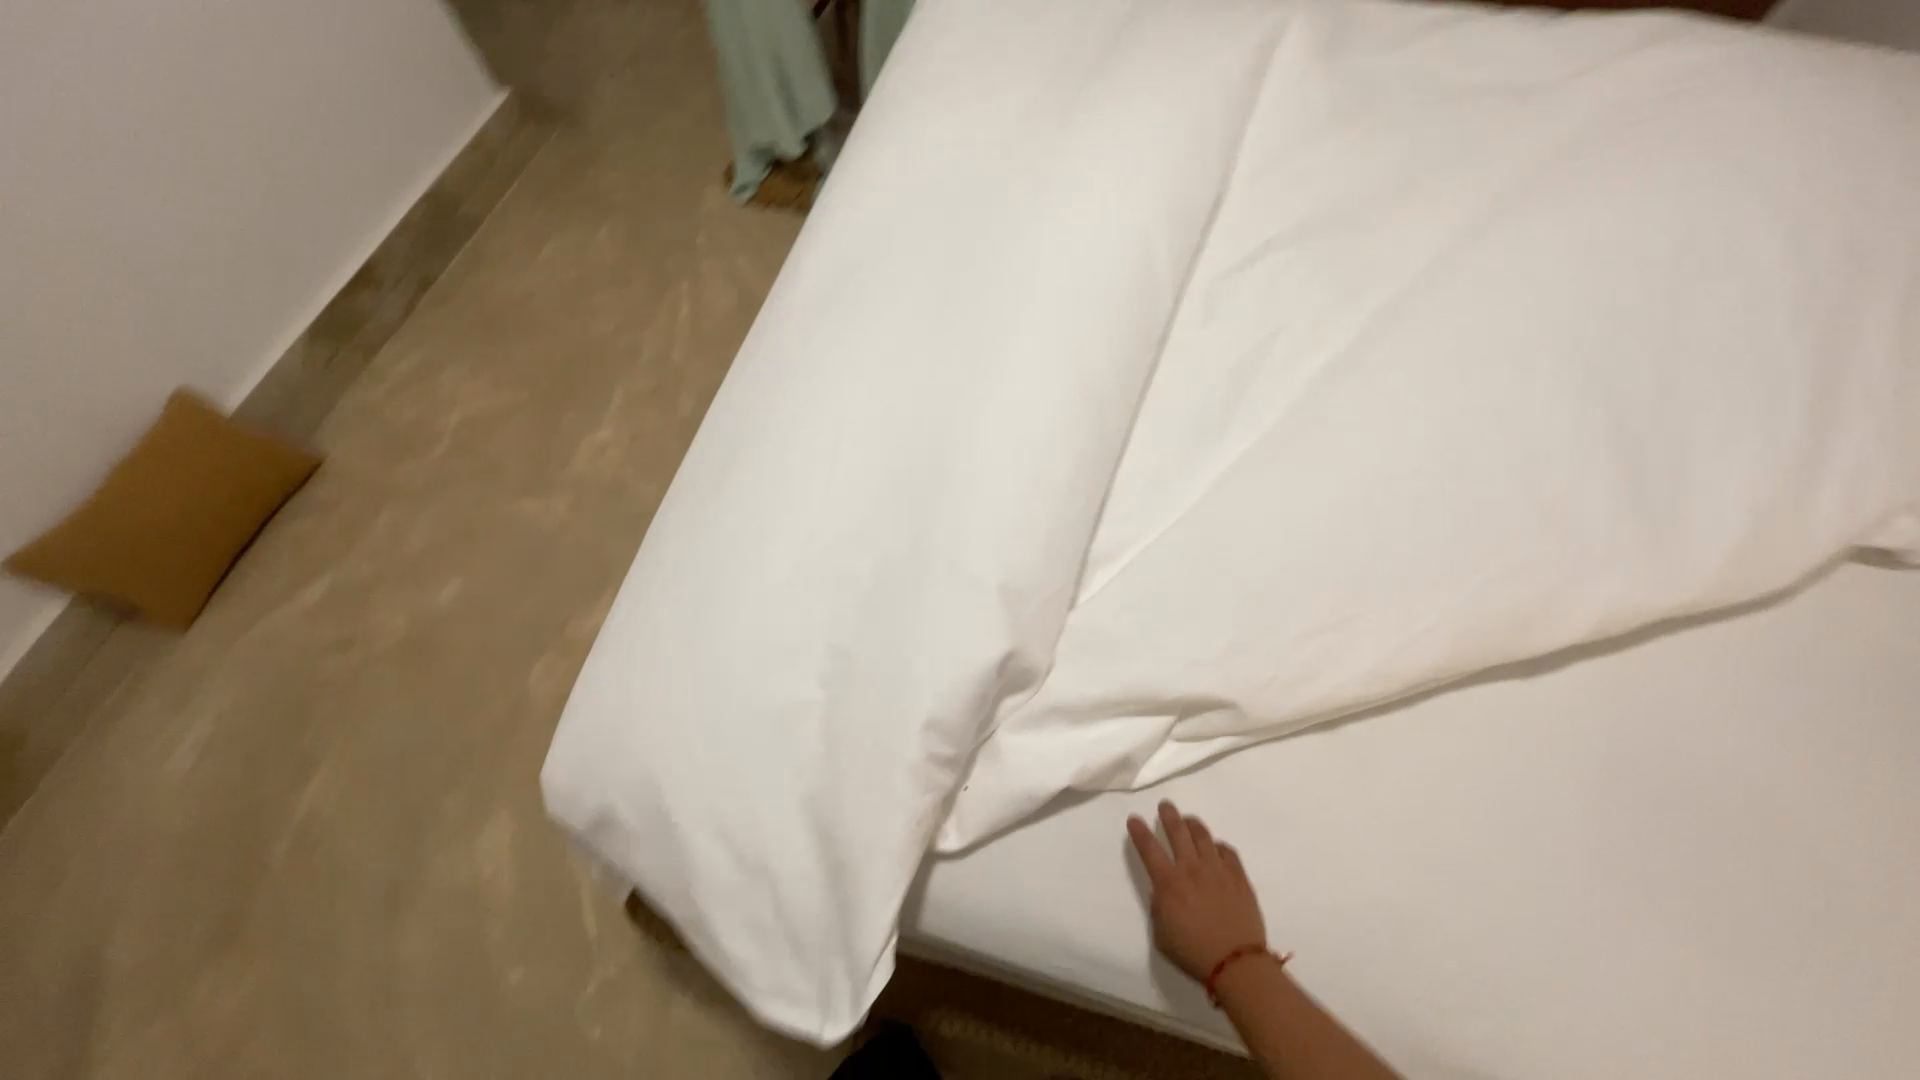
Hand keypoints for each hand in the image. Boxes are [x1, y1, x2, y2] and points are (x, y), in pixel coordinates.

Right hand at [1127, 800, 1267, 983]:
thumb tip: (1164, 891)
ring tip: (1189, 820)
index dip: (1139, 832)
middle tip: (1165, 805)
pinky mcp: (1239, 877)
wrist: (1237, 963)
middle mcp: (1192, 869)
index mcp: (1168, 883)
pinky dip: (1218, 846)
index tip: (1134, 820)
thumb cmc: (1193, 952)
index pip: (1149, 849)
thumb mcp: (1161, 933)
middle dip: (1169, 815)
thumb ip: (1159, 906)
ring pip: (1203, 836)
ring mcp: (1218, 870)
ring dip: (1193, 824)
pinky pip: (1227, 851)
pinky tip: (1216, 848)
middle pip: (1178, 832)